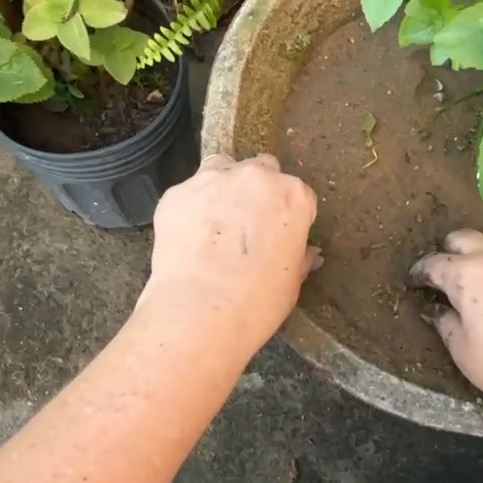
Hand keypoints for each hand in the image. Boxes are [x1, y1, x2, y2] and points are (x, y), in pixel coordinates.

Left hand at [139, 153, 320, 352]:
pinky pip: (189, 192)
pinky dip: (192, 208)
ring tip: (216, 226)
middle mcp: (256, 177)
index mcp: (293, 196)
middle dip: (257, 192)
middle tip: (248, 227)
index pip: (297, 194)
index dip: (288, 216)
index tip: (279, 235)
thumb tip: (306, 253)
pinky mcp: (177, 192)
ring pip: (222, 169)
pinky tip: (190, 238)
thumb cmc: (257, 302)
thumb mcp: (292, 282)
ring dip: (224, 189)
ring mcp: (213, 180)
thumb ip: (299, 256)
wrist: (200, 312)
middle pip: (262, 171)